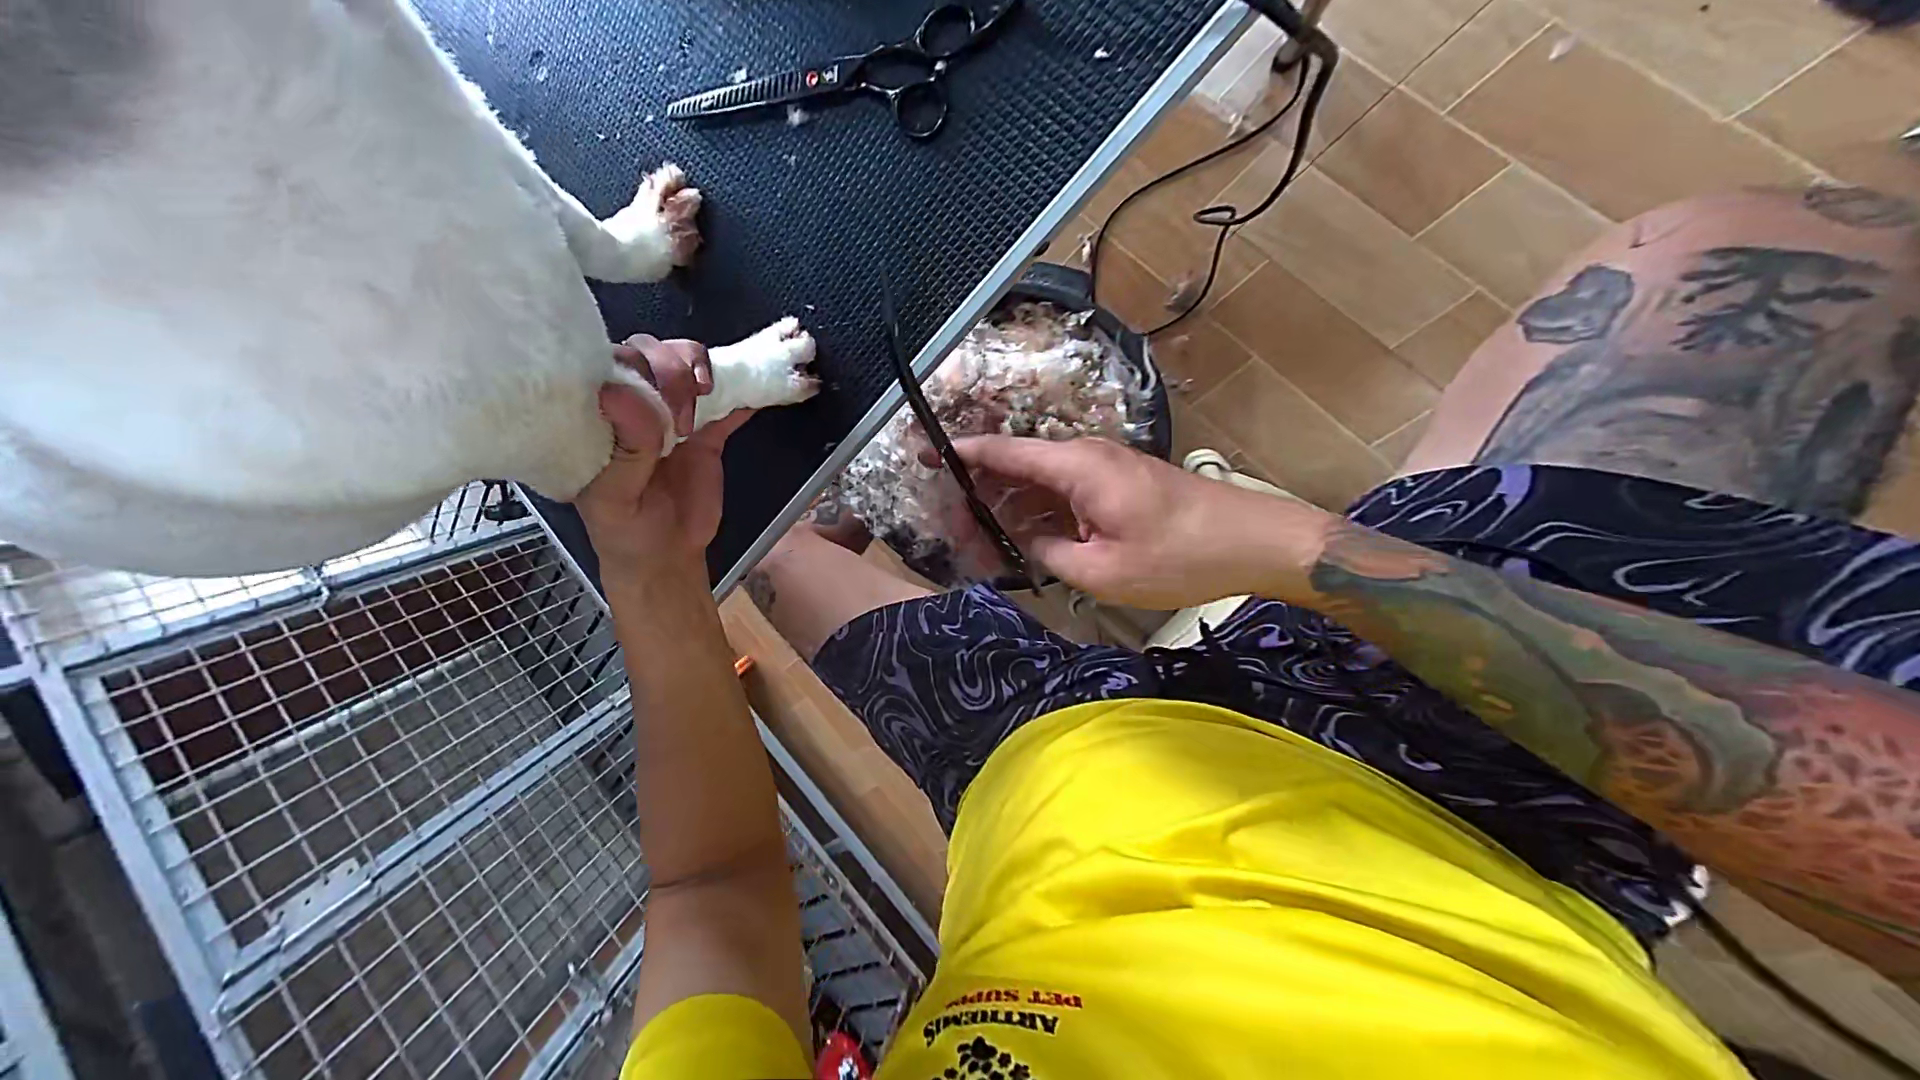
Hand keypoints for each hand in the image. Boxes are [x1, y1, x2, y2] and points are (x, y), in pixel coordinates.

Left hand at [575, 336, 751, 585]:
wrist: (668, 556)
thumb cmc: (625, 529)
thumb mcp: (614, 496)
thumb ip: (624, 447)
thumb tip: (619, 391)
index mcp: (601, 414)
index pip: (612, 363)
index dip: (639, 367)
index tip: (658, 400)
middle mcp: (636, 405)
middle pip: (654, 354)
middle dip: (673, 371)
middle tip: (682, 418)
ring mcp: (674, 415)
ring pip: (686, 365)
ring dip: (701, 370)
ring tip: (708, 397)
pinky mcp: (708, 432)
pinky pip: (728, 402)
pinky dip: (742, 394)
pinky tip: (751, 396)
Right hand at [949, 435, 1329, 608]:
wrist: (1253, 541)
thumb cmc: (1179, 556)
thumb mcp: (1103, 571)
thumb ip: (1049, 553)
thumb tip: (1024, 542)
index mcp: (1076, 467)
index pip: (1003, 451)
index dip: (959, 454)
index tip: (923, 458)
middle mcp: (1085, 456)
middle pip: (1017, 465)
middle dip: (979, 492)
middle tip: (950, 527)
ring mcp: (1103, 469)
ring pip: (1040, 481)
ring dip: (1009, 506)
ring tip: (979, 539)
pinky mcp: (1118, 485)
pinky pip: (1065, 492)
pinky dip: (1040, 512)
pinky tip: (1023, 537)